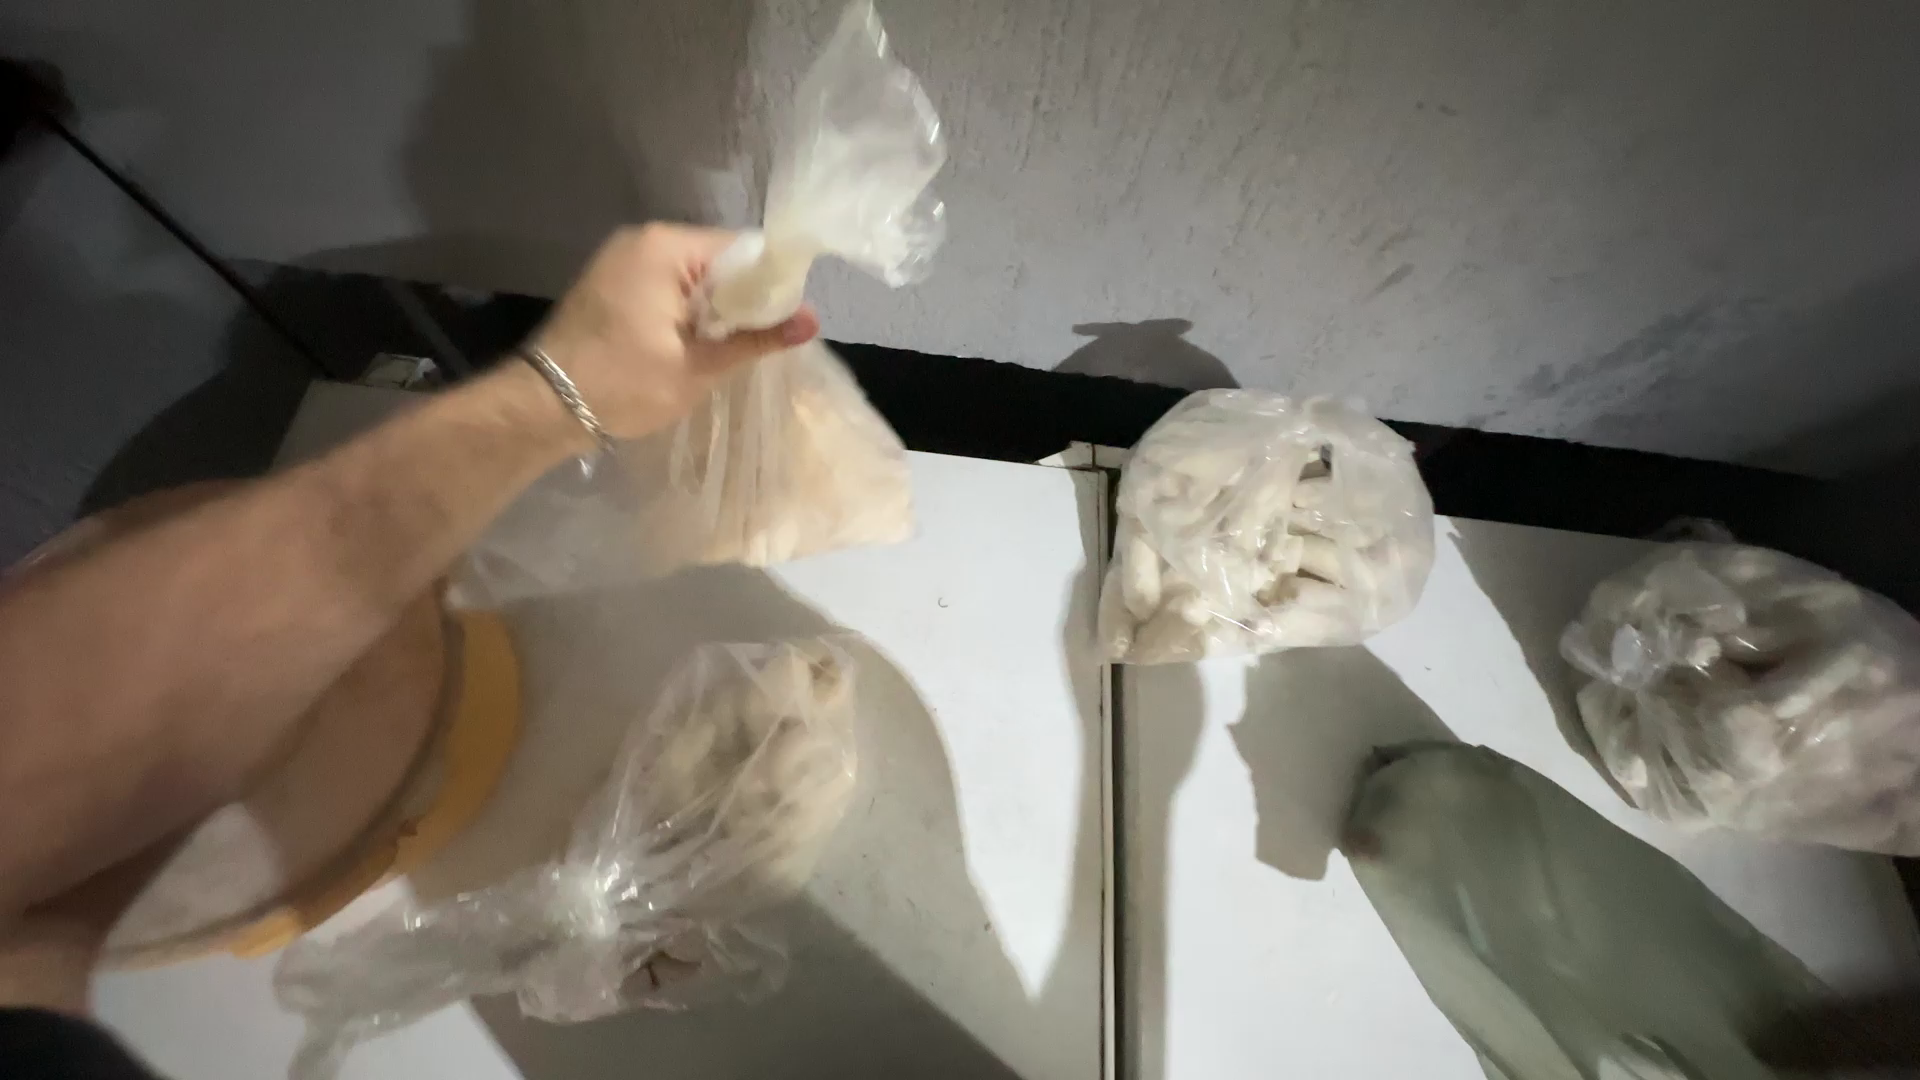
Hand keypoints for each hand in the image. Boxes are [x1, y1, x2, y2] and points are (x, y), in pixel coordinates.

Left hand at [527, 224, 819, 441]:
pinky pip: (671, 286)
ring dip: (720, 308)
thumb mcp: (700, 365)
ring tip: (737, 345)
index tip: (789, 318)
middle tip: (768, 338)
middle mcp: (645, 240)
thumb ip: (757, 338)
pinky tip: (702, 342)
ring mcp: (625, 260)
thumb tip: (813, 320)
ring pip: (697, 276)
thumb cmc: (626, 383)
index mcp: (666, 248)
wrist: (547, 406)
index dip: (772, 282)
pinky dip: (693, 310)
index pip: (742, 248)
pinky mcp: (616, 283)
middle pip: (720, 259)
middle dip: (747, 297)